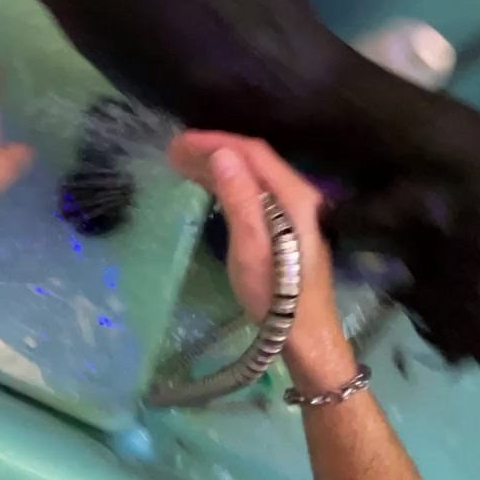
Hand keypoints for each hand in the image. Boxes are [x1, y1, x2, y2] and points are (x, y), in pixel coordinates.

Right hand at [169, 133, 353, 383]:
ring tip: (182, 163)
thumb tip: (221, 155)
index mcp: (294, 196)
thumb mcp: (252, 248)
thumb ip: (240, 199)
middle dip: (213, 150)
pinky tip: (208, 184)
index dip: (215, 142)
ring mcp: (295, 210)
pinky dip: (228, 181)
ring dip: (217, 164)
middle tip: (173, 152)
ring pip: (252, 174)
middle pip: (253, 160)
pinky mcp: (286, 224)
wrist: (305, 337)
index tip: (180, 142)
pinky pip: (254, 190)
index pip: (252, 153)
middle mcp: (298, 195)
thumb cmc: (275, 296)